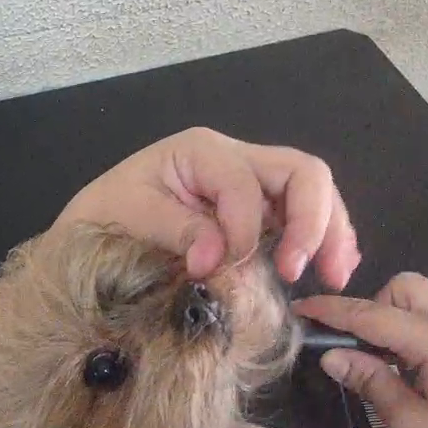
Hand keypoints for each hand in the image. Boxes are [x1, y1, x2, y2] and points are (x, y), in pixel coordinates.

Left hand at [53, 128, 359, 285]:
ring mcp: (251, 182)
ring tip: (334, 277)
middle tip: (300, 272)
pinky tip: (332, 266)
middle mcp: (234, 158)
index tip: (222, 268)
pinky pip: (304, 212)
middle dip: (312, 222)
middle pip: (300, 173)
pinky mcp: (258, 208)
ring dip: (331, 231)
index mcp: (201, 151)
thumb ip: (177, 230)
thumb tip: (216, 258)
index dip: (242, 229)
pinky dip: (324, 236)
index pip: (245, 184)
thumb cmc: (107, 211)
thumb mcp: (131, 215)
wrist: (94, 223)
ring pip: (312, 190)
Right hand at [296, 276, 427, 427]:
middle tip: (371, 353)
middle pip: (407, 288)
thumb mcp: (411, 426)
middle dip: (378, 309)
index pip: (371, 314)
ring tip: (412, 354)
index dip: (332, 311)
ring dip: (417, 311)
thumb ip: (371, 381)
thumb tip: (332, 355)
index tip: (302, 309)